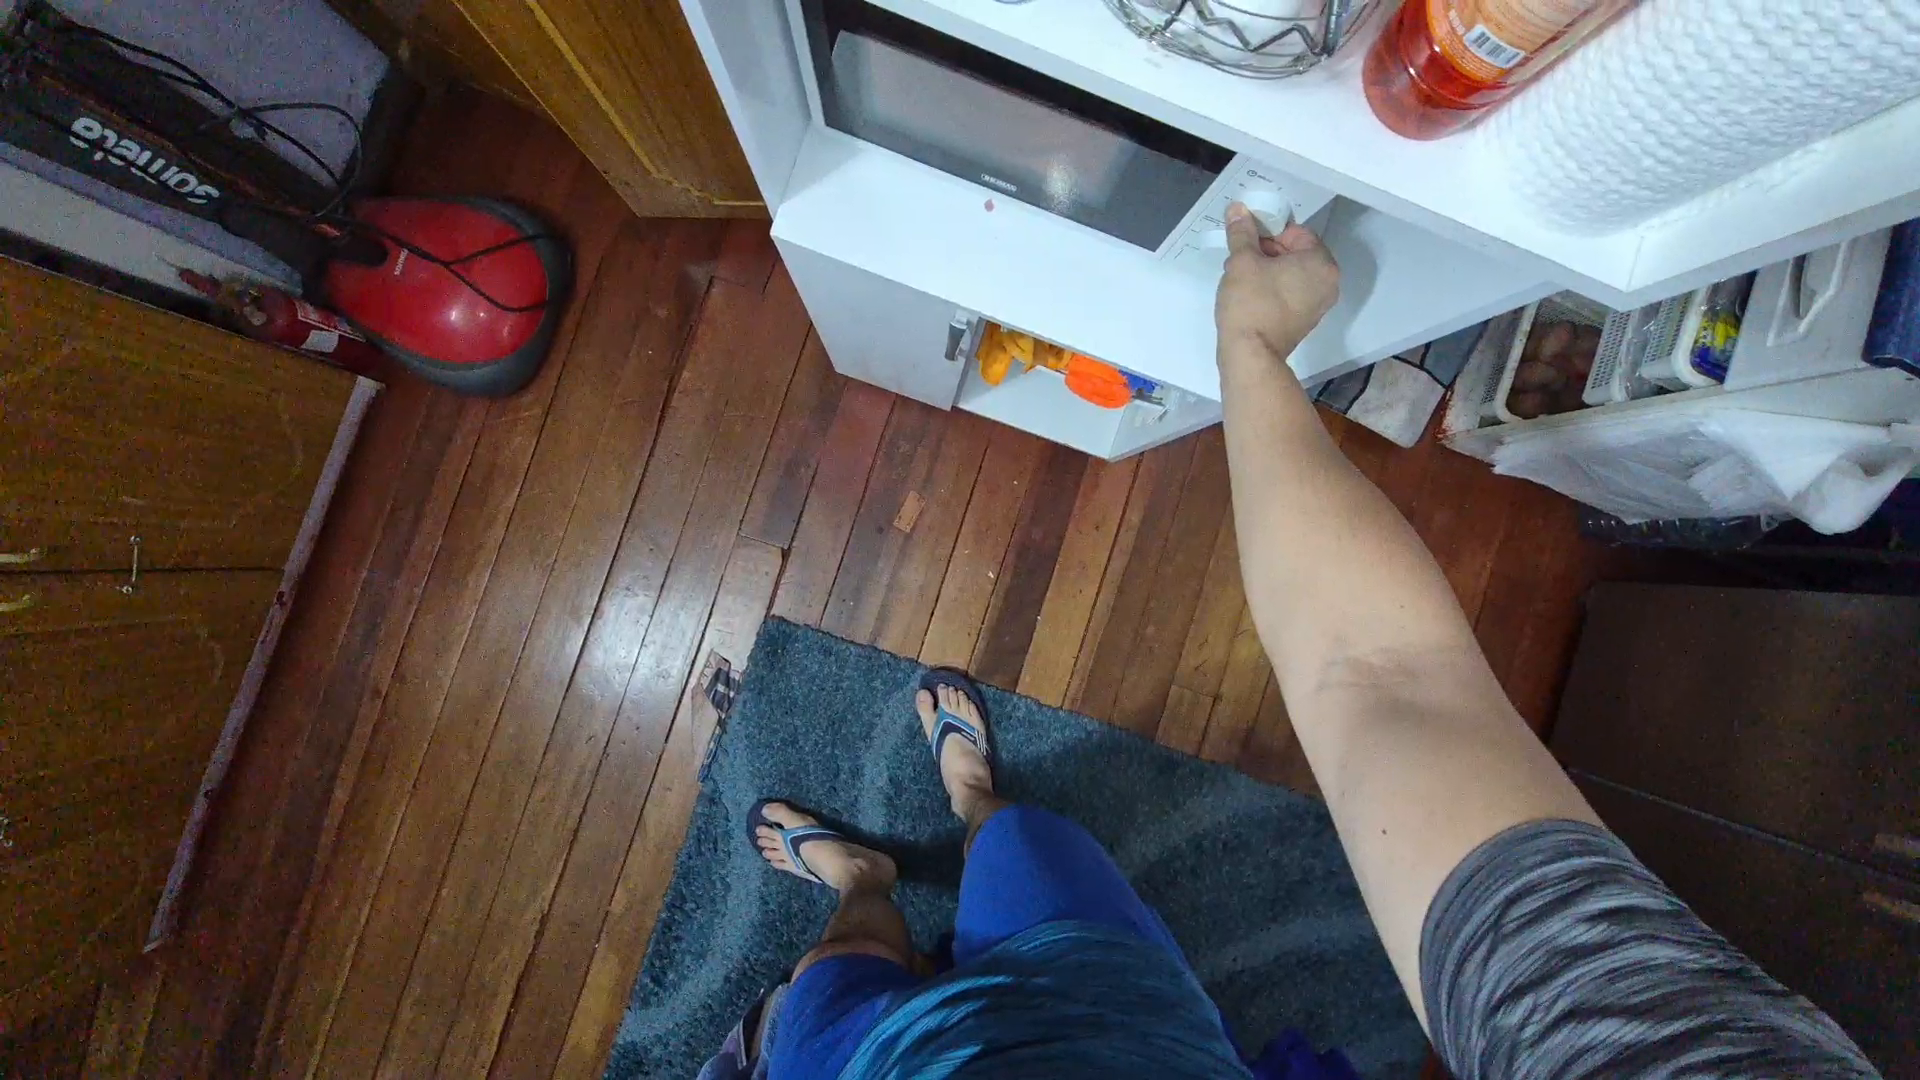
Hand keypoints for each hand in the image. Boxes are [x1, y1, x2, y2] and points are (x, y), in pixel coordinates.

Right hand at [1214, 202, 1340, 359]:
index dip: (1269, 231)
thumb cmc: (1250, 303)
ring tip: (1241, 277)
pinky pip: (1290, 296)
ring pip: (1292, 276)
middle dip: (1268, 252)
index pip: (1297, 232)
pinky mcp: (1303, 324)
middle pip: (1296, 254)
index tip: (1247, 238)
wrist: (1250, 355)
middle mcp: (1328, 283)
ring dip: (1269, 271)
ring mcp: (1317, 306)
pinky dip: (1273, 291)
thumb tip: (1237, 209)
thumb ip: (1242, 233)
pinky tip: (1250, 296)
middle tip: (1241, 258)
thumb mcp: (1242, 262)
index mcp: (1321, 263)